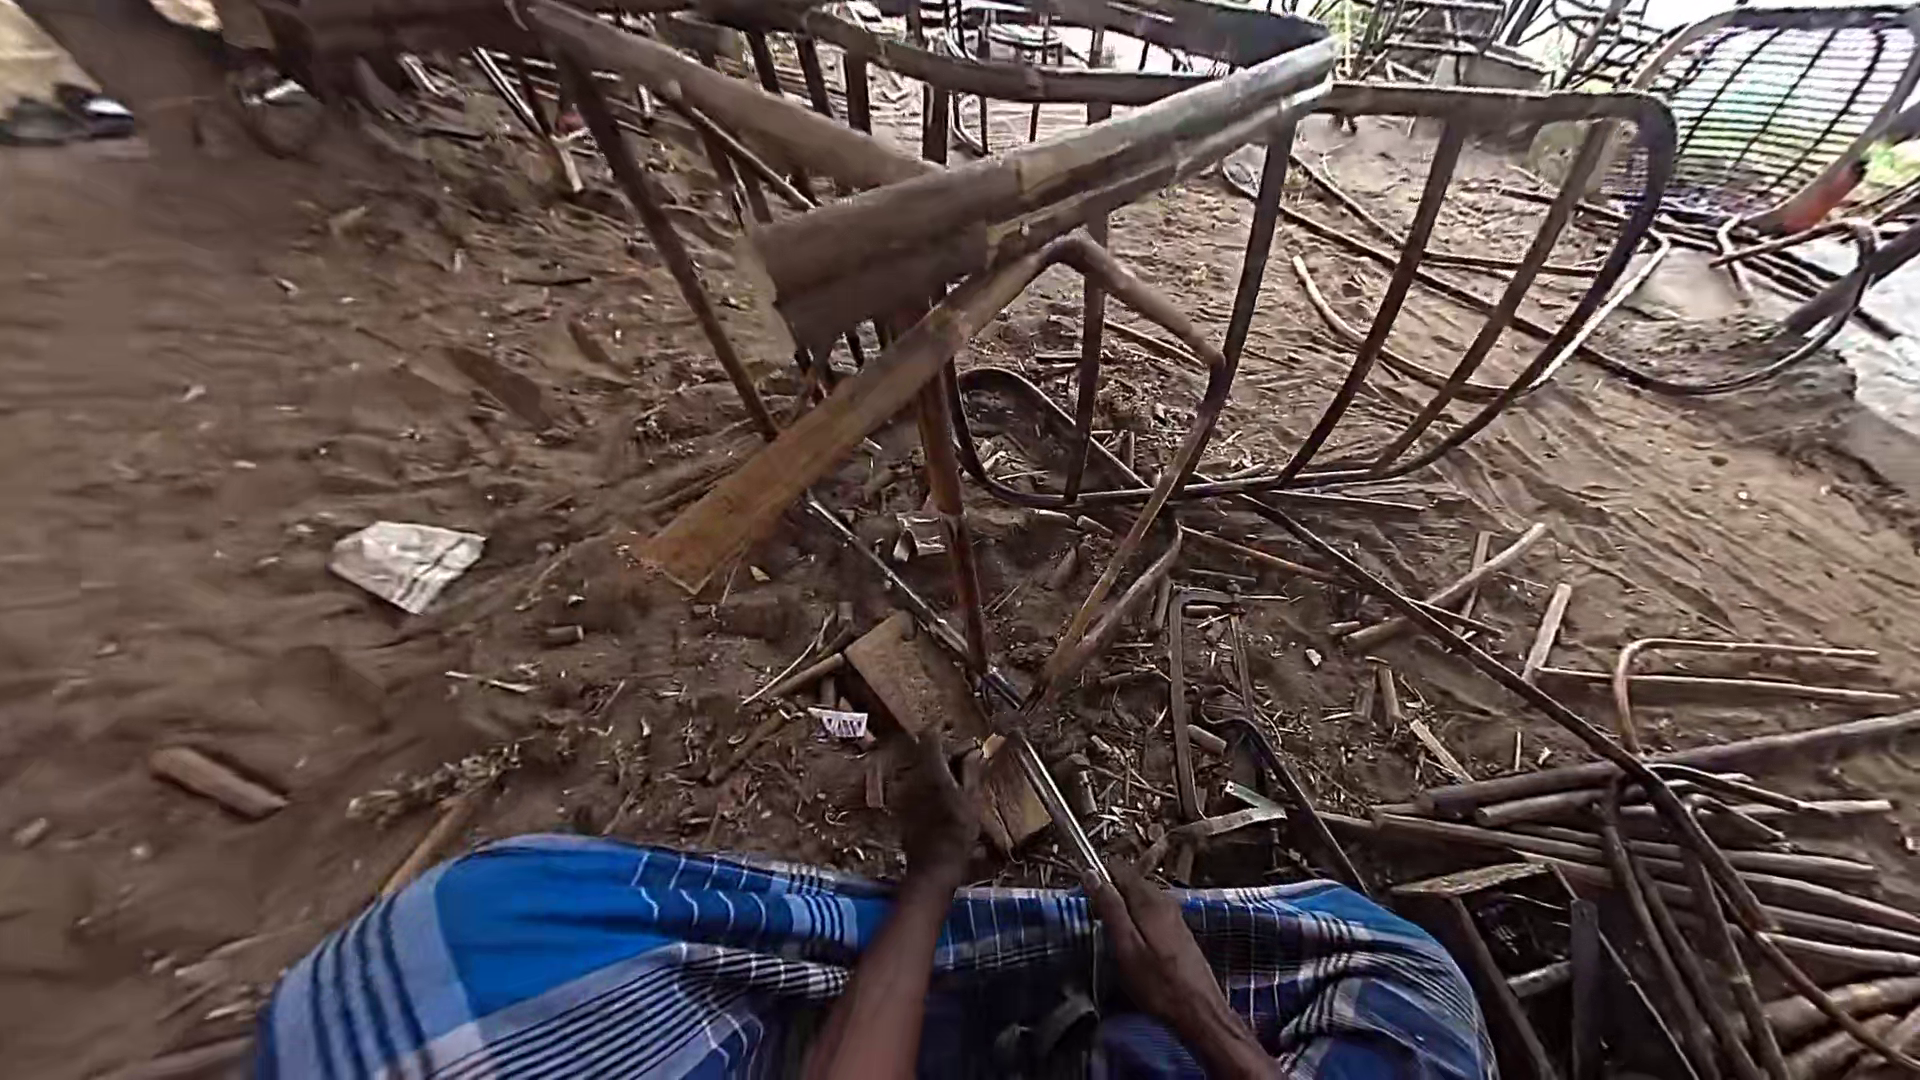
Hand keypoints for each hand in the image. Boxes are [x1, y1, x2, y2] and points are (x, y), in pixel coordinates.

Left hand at [898, 734, 984, 891]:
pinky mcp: (903, 806)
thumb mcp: (971, 800)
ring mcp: (905, 792)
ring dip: (939, 767)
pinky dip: (931, 782)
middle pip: (927, 752)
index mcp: (931, 772)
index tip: (952, 723)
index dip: (940, 725)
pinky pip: (917, 784)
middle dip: (946, 750)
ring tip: (959, 777)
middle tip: (965, 757)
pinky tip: (946, 795)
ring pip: (922, 769)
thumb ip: (971, 771)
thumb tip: (973, 750)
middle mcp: (913, 777)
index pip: (930, 736)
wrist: (933, 868)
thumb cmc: (956, 835)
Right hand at [1085, 863, 1275, 1078]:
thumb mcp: (1126, 945)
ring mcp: (1173, 914)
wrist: (1202, 1015)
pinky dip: (1137, 922)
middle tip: (1098, 923)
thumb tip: (1091, 873)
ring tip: (1114, 939)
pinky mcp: (1178, 931)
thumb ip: (1109, 906)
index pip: (1116, 867)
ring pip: (1138, 899)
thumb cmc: (1159, 983)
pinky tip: (1135, 947)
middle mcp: (1163, 899)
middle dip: (1110, 896)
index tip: (1087, 898)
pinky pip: (1150, 913)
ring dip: (1123, 911)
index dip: (1098, 878)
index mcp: (1148, 897)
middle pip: (1128, 882)